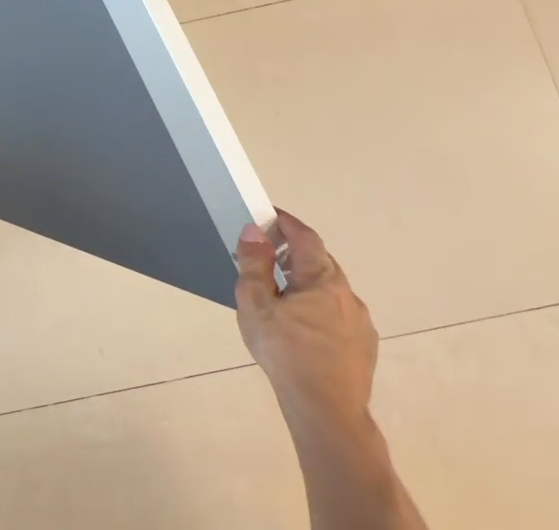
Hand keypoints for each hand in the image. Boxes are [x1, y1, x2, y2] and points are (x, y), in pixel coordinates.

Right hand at [235, 209, 377, 427]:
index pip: (308, 239)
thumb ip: (255, 265)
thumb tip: (255, 231)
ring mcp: (360, 321)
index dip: (288, 223)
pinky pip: (337, 311)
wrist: (325, 404)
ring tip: (277, 291)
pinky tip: (298, 323)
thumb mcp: (255, 303)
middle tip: (265, 253)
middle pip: (322, 262)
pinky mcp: (363, 342)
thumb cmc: (283, 349)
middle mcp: (347, 295)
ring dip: (305, 280)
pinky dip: (316, 303)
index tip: (268, 215)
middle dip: (295, 251)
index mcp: (322, 282)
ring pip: (330, 288)